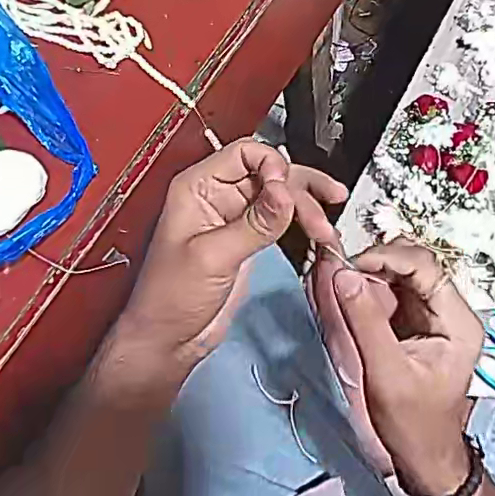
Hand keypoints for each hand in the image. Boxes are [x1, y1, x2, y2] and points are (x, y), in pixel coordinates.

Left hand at [113, 140, 346, 373]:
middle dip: (299, 190)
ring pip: (282, 195)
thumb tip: (286, 193)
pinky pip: (283, 219)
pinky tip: (320, 235)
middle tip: (321, 214)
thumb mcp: (212, 257)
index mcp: (198, 187)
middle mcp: (219, 194)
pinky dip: (304, 225)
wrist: (169, 342)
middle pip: (270, 172)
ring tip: (326, 229)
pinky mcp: (250, 237)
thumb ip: (254, 224)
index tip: (287, 190)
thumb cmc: (168, 299)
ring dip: (308, 208)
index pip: (244, 153)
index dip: (271, 166)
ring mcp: (237, 215)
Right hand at [330, 239, 485, 495]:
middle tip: (345, 277)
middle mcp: (451, 309)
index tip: (352, 266)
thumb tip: (343, 274)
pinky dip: (370, 287)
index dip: (388, 257)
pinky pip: (393, 288)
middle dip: (377, 264)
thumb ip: (365, 322)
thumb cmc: (413, 425)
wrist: (424, 458)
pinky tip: (352, 299)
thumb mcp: (386, 375)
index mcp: (458, 322)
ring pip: (402, 271)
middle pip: (415, 262)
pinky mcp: (416, 318)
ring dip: (371, 274)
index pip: (426, 266)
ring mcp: (434, 312)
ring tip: (345, 289)